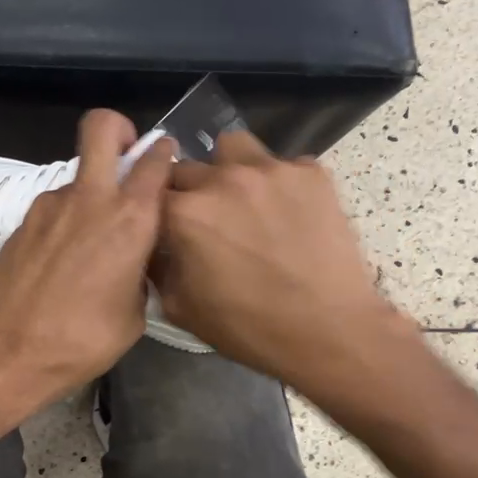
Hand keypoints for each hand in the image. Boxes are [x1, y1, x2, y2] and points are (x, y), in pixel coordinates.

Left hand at [0, 109, 173, 415]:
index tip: (166, 163)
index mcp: (129, 219)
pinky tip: (63, 261)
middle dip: (119, 129)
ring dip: (90, 192)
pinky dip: (65, 222)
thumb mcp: (135, 313)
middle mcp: (88, 200)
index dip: (164, 154)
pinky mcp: (21, 225)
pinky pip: (53, 209)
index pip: (155, 159)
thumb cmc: (84, 340)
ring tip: (92, 240)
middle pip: (101, 127)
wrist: (11, 352)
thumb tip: (134, 260)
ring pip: (76, 177)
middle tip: (127, 158)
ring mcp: (48, 208)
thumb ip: (140, 270)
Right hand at [150, 130, 416, 395]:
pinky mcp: (311, 174)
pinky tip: (285, 214)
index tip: (160, 224)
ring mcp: (271, 171)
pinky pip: (283, 165)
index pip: (150, 190)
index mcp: (184, 213)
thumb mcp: (179, 307)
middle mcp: (223, 180)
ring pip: (233, 148)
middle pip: (187, 167)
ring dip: (227, 168)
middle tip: (202, 219)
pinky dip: (277, 184)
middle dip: (187, 190)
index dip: (153, 208)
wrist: (328, 330)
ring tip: (241, 198)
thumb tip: (155, 247)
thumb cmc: (246, 326)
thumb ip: (158, 266)